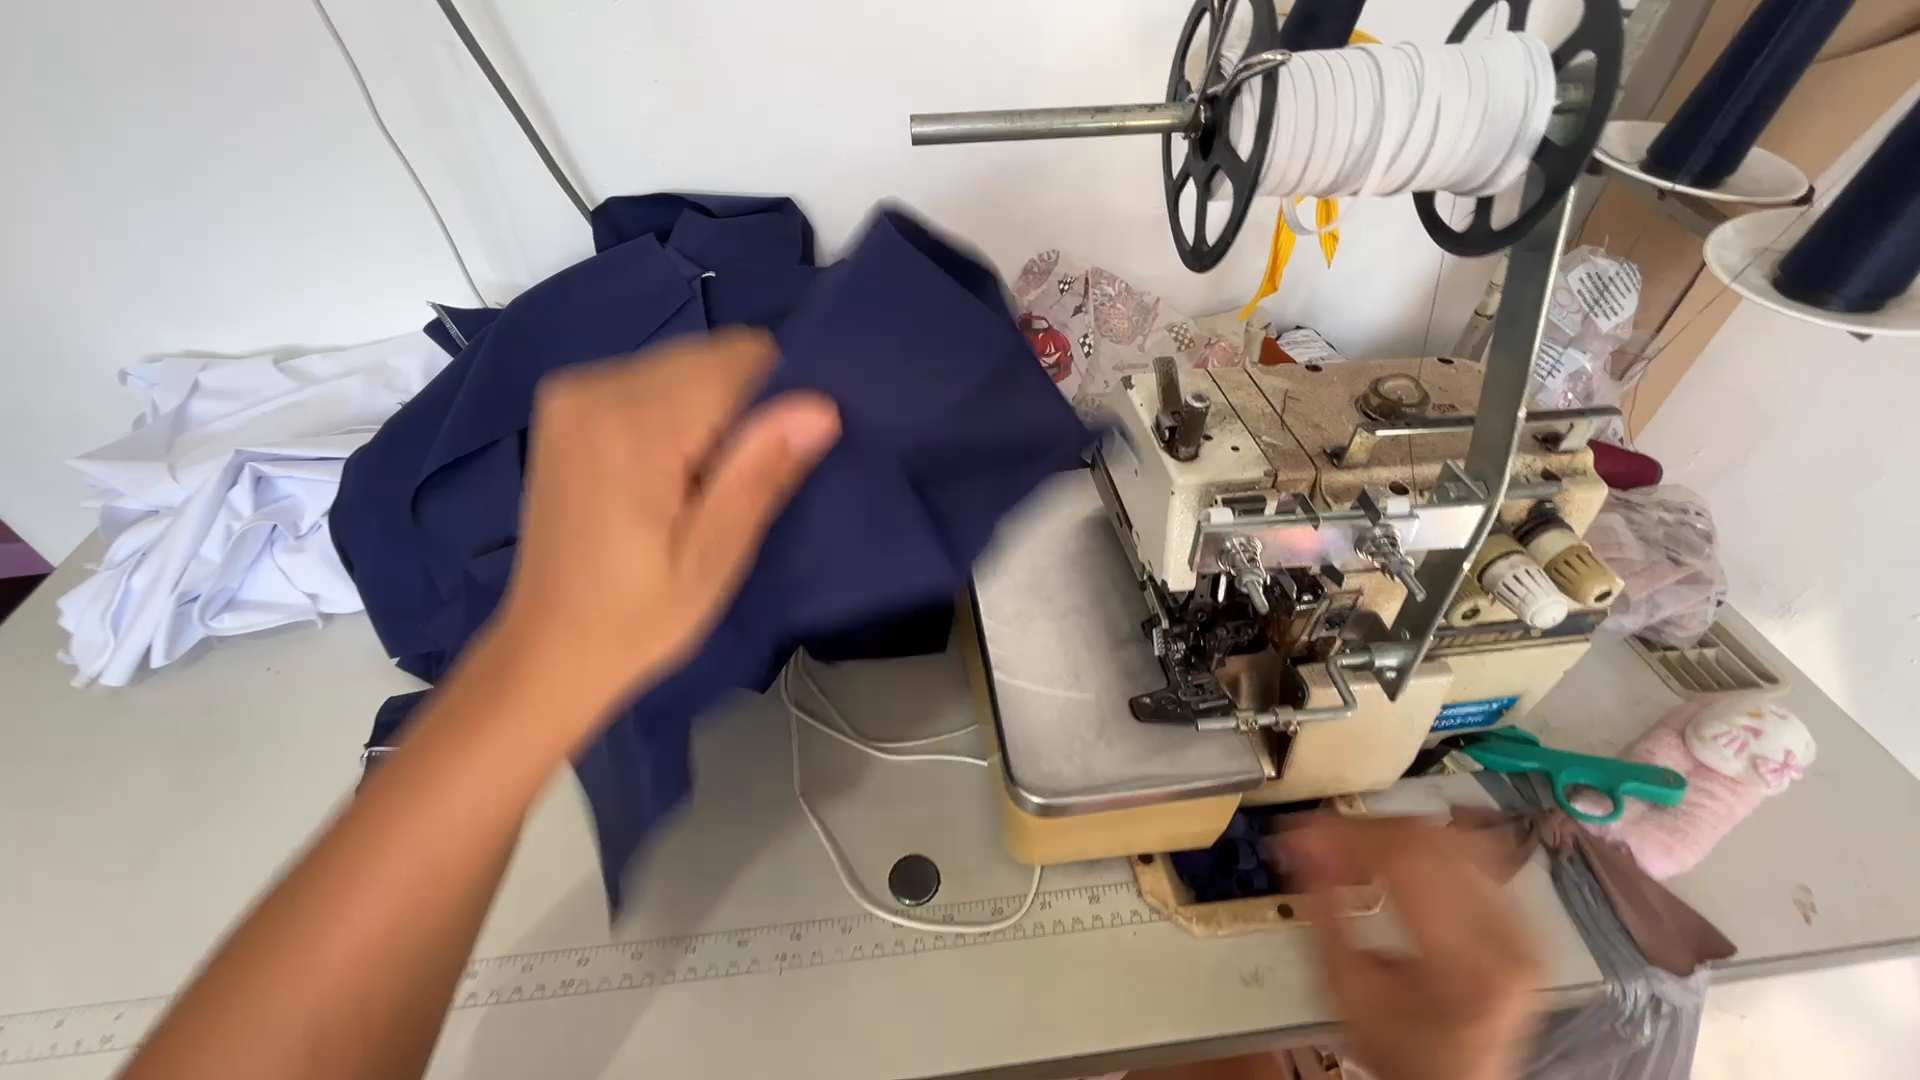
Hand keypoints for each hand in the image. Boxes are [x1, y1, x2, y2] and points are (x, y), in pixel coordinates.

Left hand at [488, 328, 839, 743]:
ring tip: (701, 483)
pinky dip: (680, 413)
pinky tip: (671, 472)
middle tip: (733, 485)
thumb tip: (821, 406)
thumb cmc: (640, 616)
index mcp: (632, 426)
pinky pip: (655, 379)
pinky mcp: (567, 402)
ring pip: (687, 363)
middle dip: (744, 406)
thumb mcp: (715, 557)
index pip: (742, 359)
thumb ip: (762, 473)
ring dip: (713, 410)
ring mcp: (573, 390)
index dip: (778, 401)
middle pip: (712, 355)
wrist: (550, 646)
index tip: (775, 463)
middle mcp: (595, 386)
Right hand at [1280, 815, 1541, 1079]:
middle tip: (1314, 835)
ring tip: (1347, 844)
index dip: (1346, 835)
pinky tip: (1386, 851)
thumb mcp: (1347, 988)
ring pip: (1446, 837)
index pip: (1405, 862)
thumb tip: (1300, 845)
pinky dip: (1417, 843)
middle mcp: (1507, 936)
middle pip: (1427, 841)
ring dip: (1387, 831)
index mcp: (1467, 962)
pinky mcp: (1517, 917)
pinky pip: (1465, 853)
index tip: (1300, 832)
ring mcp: (1521, 924)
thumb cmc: (1398, 1048)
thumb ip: (1324, 911)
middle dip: (1360, 829)